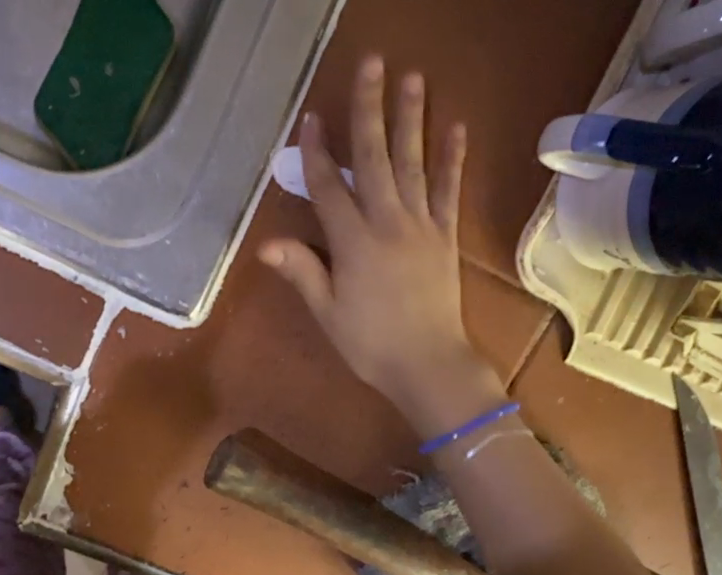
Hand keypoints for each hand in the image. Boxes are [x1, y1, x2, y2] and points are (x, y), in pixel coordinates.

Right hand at [261, 56, 507, 436]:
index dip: (318, 153)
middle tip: (371, 64)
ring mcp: (421, 225)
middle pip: (375, 158)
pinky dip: (451, 158)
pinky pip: (448, 190)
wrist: (427, 363)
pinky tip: (454, 127)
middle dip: (370, 110)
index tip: (311, 118)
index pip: (329, 188)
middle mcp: (387, 222)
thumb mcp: (327, 312)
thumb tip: (266, 243)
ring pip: (413, 163)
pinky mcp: (445, 235)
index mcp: (352, 243)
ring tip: (412, 78)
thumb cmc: (369, 344)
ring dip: (412, 119)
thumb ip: (302, 271)